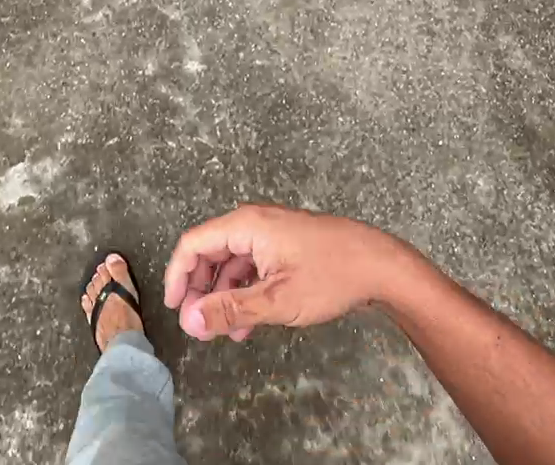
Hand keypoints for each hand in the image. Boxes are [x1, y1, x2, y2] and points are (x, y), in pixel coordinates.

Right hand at [162, 205, 420, 340]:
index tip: (174, 308)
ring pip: (231, 262)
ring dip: (223, 295)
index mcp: (247, 226)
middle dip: (200, 289)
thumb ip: (230, 311)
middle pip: (210, 252)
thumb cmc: (331, 276)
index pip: (194, 244)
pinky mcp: (285, 246)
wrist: (380, 265)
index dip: (177, 276)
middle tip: (197, 325)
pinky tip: (248, 322)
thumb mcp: (276, 300)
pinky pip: (252, 266)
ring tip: (225, 331)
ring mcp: (271, 233)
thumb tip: (190, 322)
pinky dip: (244, 291)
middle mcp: (255, 223)